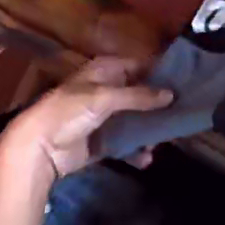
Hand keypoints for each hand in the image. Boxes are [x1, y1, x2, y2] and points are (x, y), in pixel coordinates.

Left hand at [0, 58, 172, 180]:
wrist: (39, 146)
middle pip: (138, 95)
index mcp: (104, 71)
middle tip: (183, 113)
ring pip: (132, 120)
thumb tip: (171, 94)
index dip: (159, 72)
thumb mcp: (104, 98)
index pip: (137, 66)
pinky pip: (123, 144)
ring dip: (147, 130)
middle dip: (157, 105)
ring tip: (165, 139)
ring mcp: (102, 117)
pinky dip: (134, 151)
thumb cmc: (69, 110)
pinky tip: (146, 158)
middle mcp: (105, 90)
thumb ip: (138, 96)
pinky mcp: (99, 142)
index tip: (185, 81)